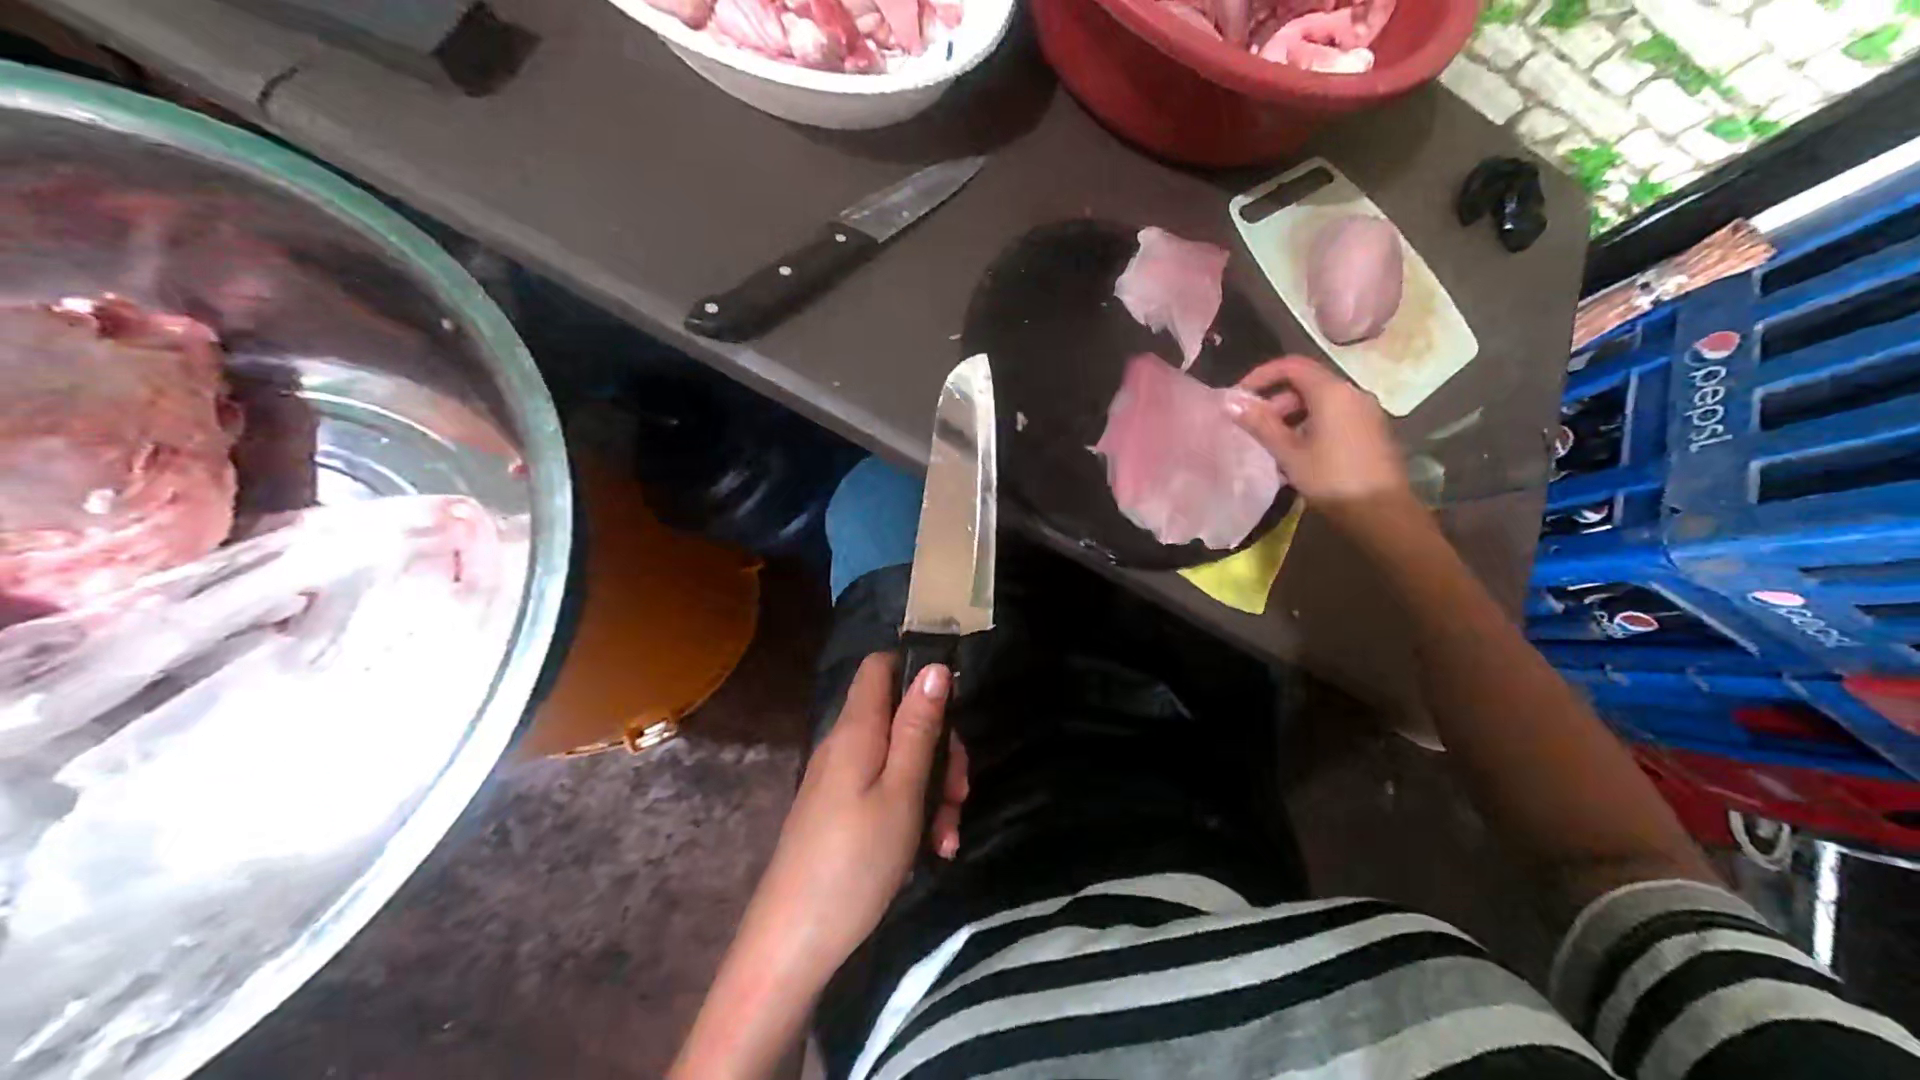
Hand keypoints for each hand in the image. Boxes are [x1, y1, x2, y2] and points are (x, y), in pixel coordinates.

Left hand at [670, 653, 966, 1079]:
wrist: (793, 943)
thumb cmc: (855, 861)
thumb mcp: (902, 792)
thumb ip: (918, 728)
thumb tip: (933, 667)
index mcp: (856, 730)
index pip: (879, 667)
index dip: (916, 673)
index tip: (954, 705)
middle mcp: (844, 746)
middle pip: (900, 718)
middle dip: (940, 748)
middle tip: (960, 792)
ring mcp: (839, 781)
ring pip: (900, 761)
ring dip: (933, 789)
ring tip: (949, 836)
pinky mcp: (840, 813)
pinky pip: (885, 793)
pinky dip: (913, 812)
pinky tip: (933, 849)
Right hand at [1225, 355, 1416, 530]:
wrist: (1382, 512)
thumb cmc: (1331, 479)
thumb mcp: (1289, 453)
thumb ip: (1260, 423)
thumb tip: (1230, 402)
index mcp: (1332, 392)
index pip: (1291, 366)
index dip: (1261, 376)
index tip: (1239, 397)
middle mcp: (1352, 393)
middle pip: (1306, 383)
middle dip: (1275, 400)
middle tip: (1253, 427)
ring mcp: (1364, 411)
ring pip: (1319, 401)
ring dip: (1290, 415)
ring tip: (1272, 444)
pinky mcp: (1370, 430)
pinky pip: (1333, 415)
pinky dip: (1309, 424)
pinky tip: (1297, 452)